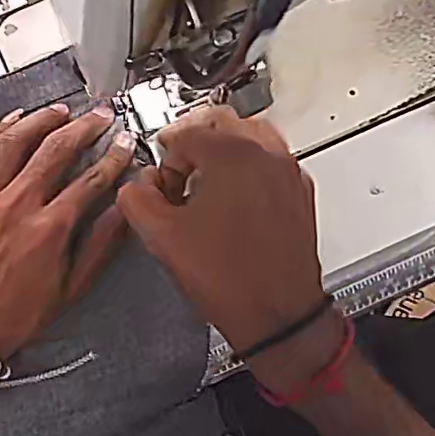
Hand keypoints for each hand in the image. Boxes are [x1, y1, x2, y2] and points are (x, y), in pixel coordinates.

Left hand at [0, 102, 135, 418]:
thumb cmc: (13, 316)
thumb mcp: (69, 290)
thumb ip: (99, 246)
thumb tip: (123, 211)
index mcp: (48, 230)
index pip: (90, 180)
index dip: (113, 157)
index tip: (125, 144)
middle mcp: (16, 207)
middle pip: (55, 149)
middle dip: (84, 127)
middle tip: (100, 116)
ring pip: (15, 142)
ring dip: (41, 120)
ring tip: (61, 110)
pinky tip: (13, 121)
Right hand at [116, 106, 340, 393]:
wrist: (276, 314)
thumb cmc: (231, 279)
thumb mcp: (161, 237)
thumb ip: (136, 198)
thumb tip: (136, 186)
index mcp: (231, 156)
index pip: (184, 133)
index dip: (163, 160)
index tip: (160, 184)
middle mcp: (266, 154)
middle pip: (220, 122)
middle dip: (192, 144)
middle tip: (177, 173)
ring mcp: (287, 172)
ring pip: (249, 136)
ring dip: (222, 150)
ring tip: (204, 182)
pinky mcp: (299, 192)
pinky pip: (270, 160)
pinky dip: (248, 167)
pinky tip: (232, 198)